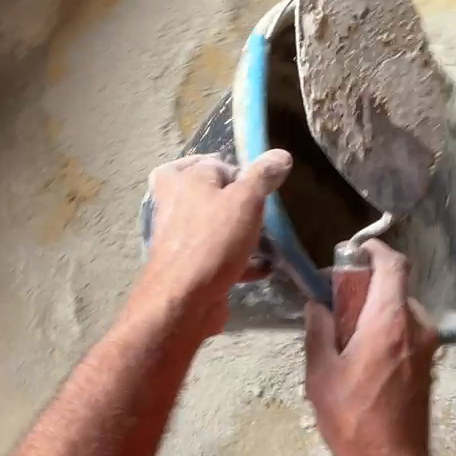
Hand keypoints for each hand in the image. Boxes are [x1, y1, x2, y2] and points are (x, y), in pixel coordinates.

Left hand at [135, 151, 291, 336]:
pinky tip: (265, 267)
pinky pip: (220, 256)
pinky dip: (241, 259)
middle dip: (241, 203)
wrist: (185, 300)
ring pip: (216, 227)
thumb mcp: (245, 200)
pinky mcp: (190, 266)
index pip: (215, 164)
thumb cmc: (213, 240)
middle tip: (264, 210)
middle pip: (213, 196)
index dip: (242, 174)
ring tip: (270, 239)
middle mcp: (174, 204)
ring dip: (243, 233)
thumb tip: (281, 155)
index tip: (264, 188)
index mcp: (179, 179)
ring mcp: (181, 238)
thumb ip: (262, 176)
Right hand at [304, 240, 440, 455]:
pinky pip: (406, 333)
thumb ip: (319, 330)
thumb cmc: (352, 418)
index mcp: (390, 321)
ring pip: (400, 312)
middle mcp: (416, 328)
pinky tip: (362, 358)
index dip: (377, 250)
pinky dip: (385, 331)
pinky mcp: (427, 366)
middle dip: (366, 288)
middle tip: (335, 304)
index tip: (356, 250)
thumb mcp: (320, 373)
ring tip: (345, 338)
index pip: (394, 266)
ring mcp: (427, 348)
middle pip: (395, 289)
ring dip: (375, 312)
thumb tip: (317, 305)